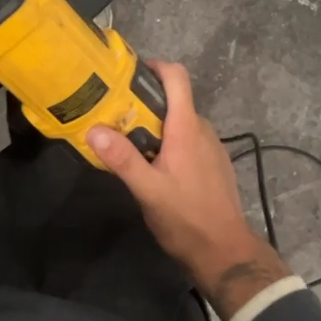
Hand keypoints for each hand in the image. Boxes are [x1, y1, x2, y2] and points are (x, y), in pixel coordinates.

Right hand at [88, 62, 291, 319]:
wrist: (227, 254)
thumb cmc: (187, 217)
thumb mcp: (148, 191)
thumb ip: (122, 158)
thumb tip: (92, 129)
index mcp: (187, 126)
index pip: (176, 75)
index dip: (154, 66)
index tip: (128, 75)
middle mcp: (202, 128)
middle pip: (173, 98)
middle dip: (144, 103)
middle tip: (115, 116)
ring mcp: (211, 146)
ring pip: (180, 121)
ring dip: (156, 125)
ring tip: (129, 143)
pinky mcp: (214, 163)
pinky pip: (189, 139)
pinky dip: (170, 142)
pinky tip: (154, 166)